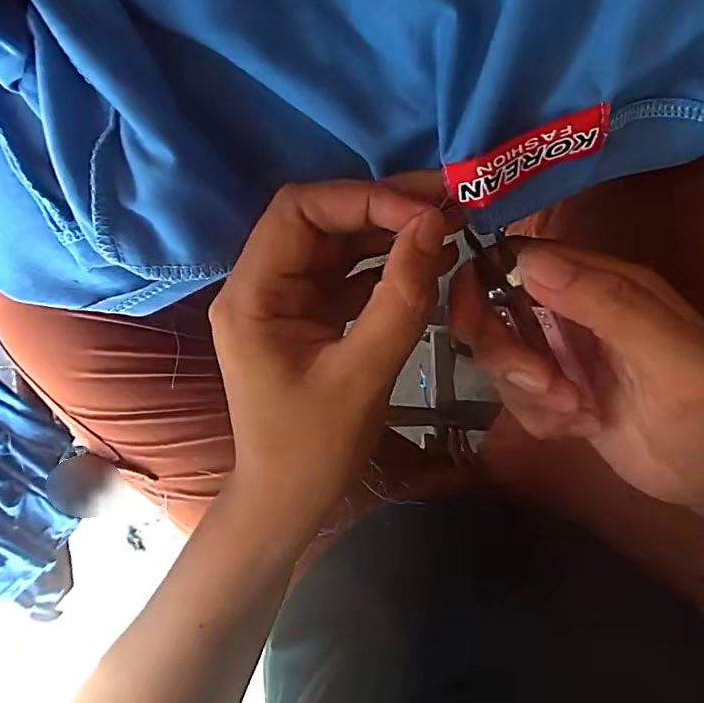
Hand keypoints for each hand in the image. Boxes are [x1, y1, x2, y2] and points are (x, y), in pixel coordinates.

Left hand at [209, 176, 452, 534]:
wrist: (288, 503)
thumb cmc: (313, 450)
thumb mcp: (363, 374)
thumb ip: (400, 296)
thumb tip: (433, 224)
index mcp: (252, 294)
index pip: (298, 211)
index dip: (361, 199)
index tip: (422, 210)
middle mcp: (262, 284)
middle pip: (321, 219)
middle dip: (383, 206)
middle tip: (448, 199)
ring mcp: (286, 298)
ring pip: (339, 242)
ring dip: (391, 231)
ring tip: (450, 222)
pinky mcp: (310, 314)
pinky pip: (349, 273)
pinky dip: (388, 264)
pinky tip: (431, 260)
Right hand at [450, 241, 703, 509]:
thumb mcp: (675, 359)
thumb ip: (609, 304)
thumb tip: (531, 261)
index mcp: (605, 282)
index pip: (523, 257)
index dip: (486, 280)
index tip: (473, 321)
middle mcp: (574, 309)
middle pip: (496, 307)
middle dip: (505, 351)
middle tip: (539, 385)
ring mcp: (561, 352)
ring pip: (501, 356)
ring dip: (526, 391)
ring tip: (577, 413)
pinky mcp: (554, 391)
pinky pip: (515, 395)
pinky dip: (536, 416)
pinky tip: (578, 428)